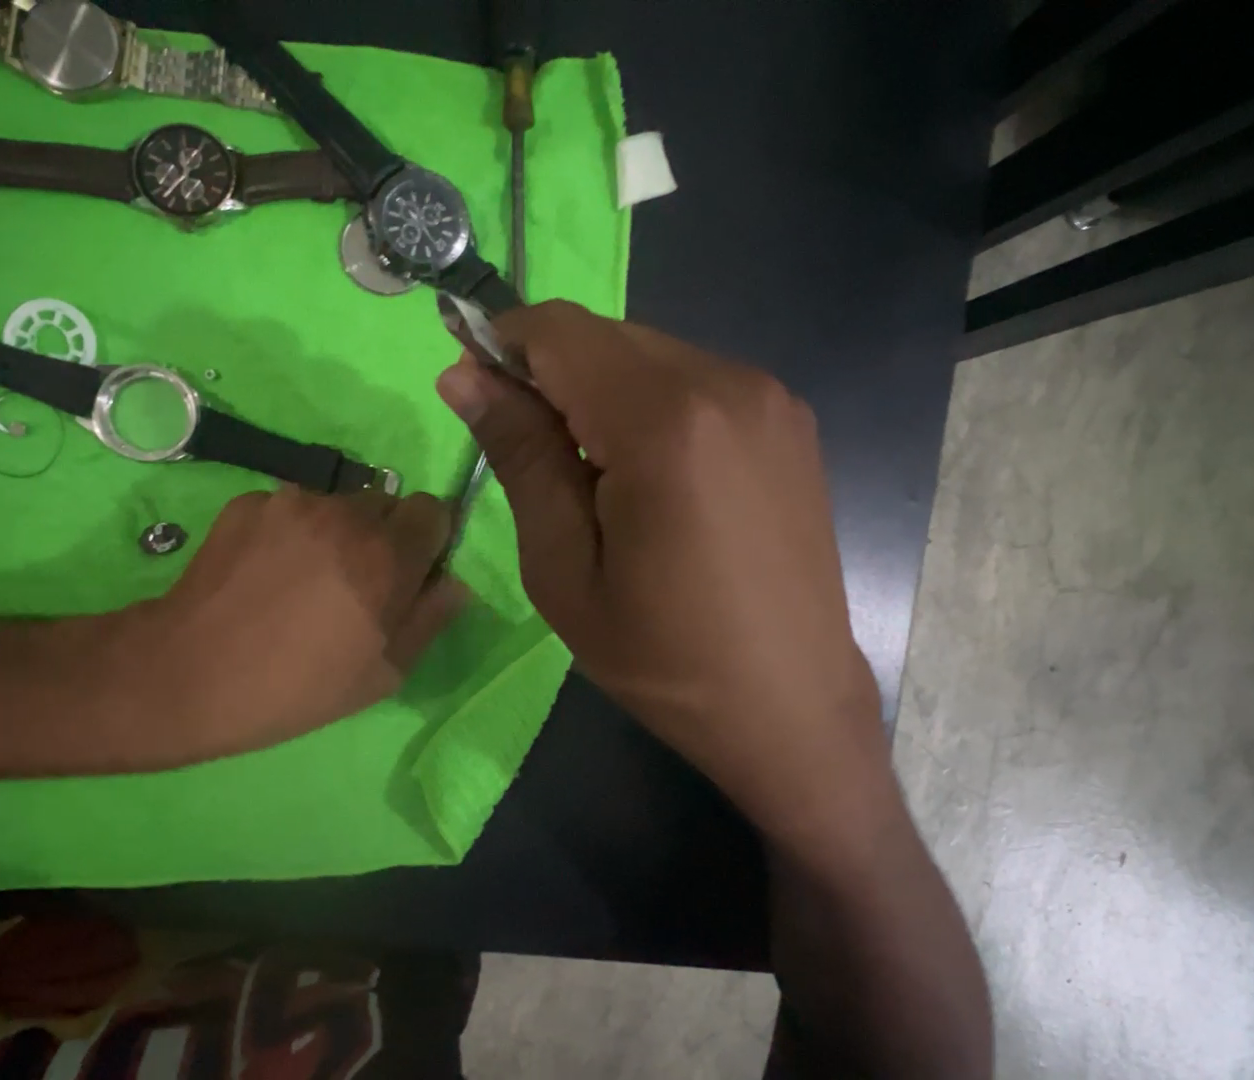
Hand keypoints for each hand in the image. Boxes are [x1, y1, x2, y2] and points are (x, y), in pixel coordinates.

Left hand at [118, 488, 465, 765]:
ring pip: (338, 502)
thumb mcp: (382, 674)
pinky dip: (292, 530)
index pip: (435, 510)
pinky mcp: (250, 501)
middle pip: (388, 502)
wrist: (187, 674)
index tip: (410, 572)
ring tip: (305, 578)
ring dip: (337, 530)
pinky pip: (292, 506)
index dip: (428, 540)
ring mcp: (293, 501)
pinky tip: (266, 572)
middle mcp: (346, 513)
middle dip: (384, 534)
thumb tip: (455, 581)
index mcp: (387, 555)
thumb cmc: (296, 687)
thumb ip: (430, 619)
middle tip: (356, 582)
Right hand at [435, 301, 886, 836]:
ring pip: (651, 355)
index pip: (560, 331)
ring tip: (596, 479)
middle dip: (552, 375)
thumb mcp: (563, 568)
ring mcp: (771, 398)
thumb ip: (519, 456)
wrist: (791, 706)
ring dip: (602, 392)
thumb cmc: (664, 657)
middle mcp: (728, 384)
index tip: (476, 396)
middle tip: (533, 457)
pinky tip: (653, 478)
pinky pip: (696, 382)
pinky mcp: (791, 421)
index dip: (503, 346)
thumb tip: (462, 376)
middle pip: (606, 336)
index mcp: (666, 423)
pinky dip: (652, 406)